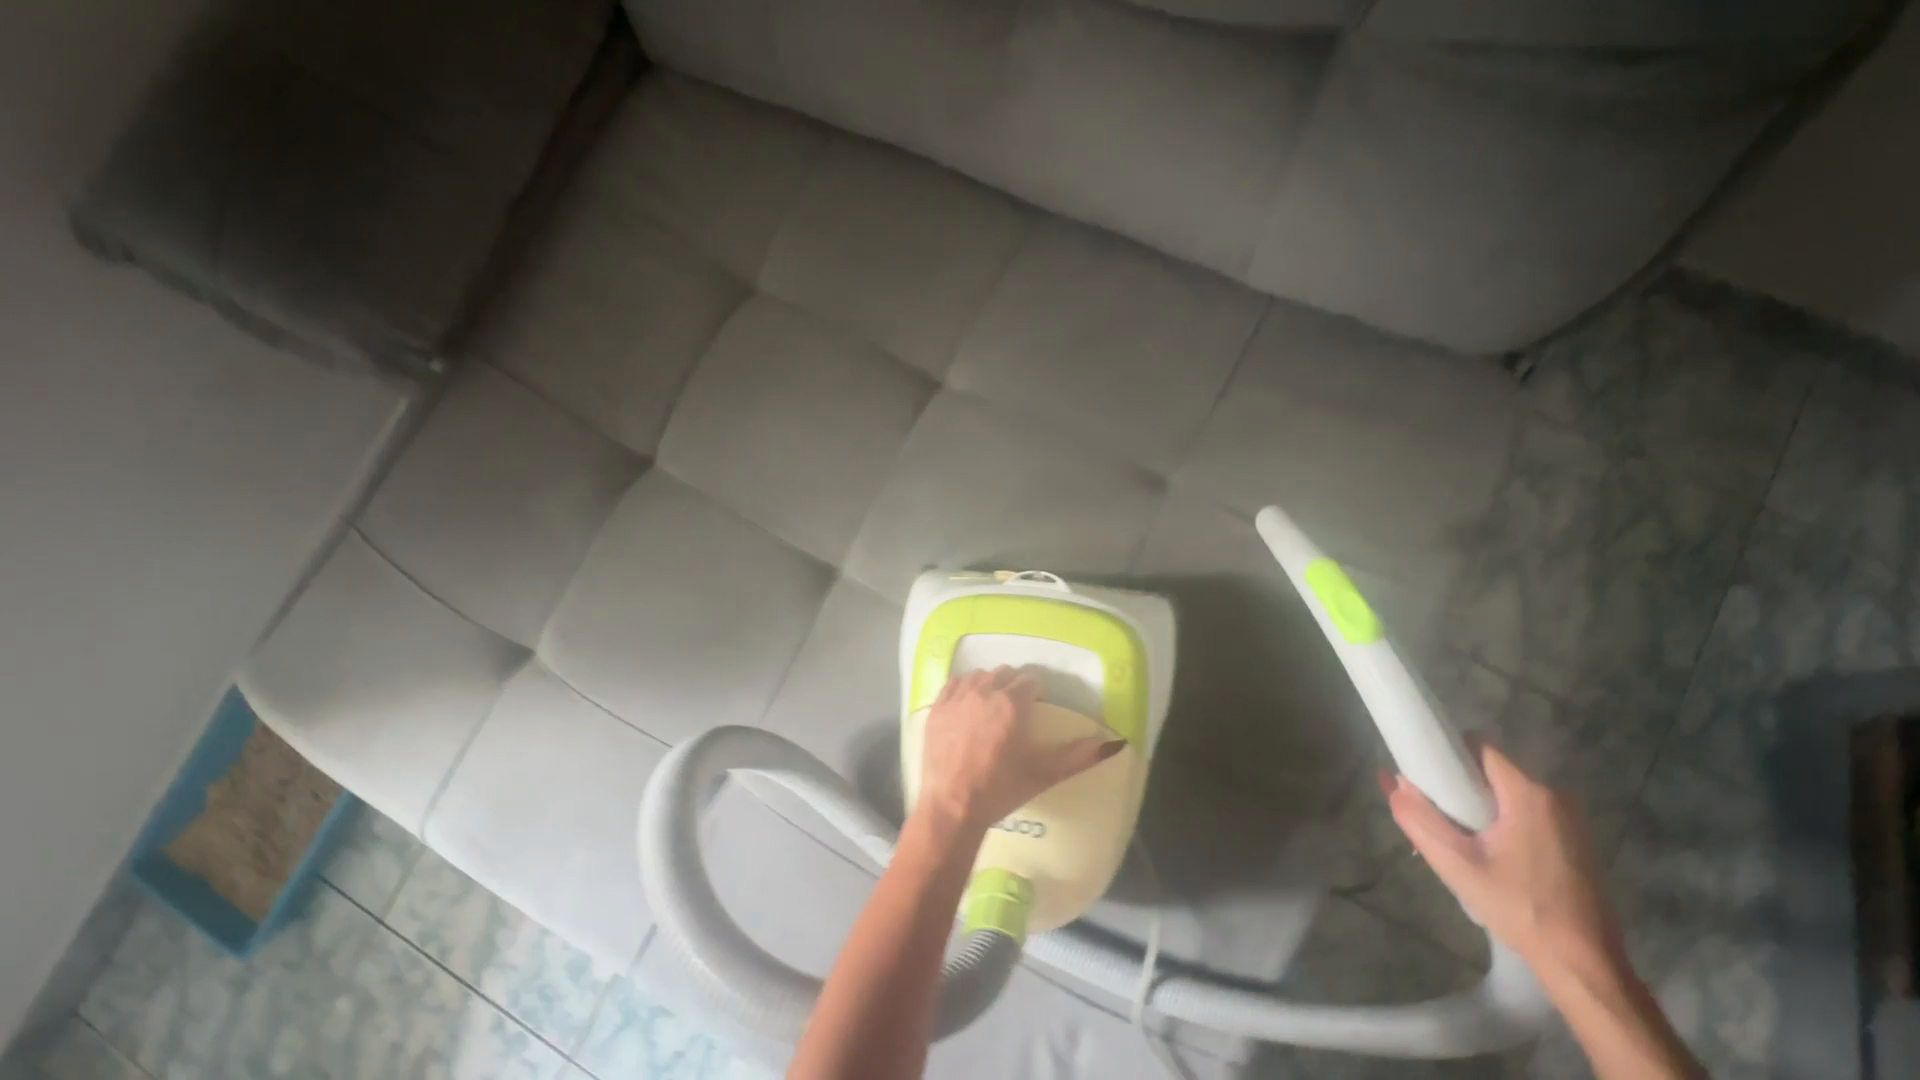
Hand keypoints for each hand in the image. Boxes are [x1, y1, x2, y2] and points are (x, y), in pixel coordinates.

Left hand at [916, 667, 1124, 833]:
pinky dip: (963, 687)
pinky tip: (967, 704)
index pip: (1030, 680)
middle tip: (1015, 712)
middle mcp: (984, 692)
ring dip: (989, 685)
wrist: (952, 807)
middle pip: (1005, 674)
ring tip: (991, 709)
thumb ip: (1079, 756)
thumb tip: (1114, 743)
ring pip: (979, 676)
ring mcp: (956, 698)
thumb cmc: (1000, 790)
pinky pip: (953, 683)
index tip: (1036, 710)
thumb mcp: (1043, 774)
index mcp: (1012, 703)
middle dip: (1013, 687)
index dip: (1036, 694)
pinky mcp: (936, 708)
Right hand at [1384, 743, 1621, 966]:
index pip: (1480, 747)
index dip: (1447, 754)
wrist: (1582, 961)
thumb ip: (1418, 820)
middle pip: (1495, 770)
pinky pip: (1531, 813)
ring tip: (1464, 842)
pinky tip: (1495, 858)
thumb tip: (1392, 782)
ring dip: (1485, 807)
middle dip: (1462, 785)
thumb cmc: (1518, 907)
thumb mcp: (1456, 864)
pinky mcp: (1578, 841)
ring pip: (1512, 794)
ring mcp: (1572, 819)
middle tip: (1440, 818)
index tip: (1426, 778)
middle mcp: (1556, 796)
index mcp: (1529, 793)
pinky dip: (1507, 823)